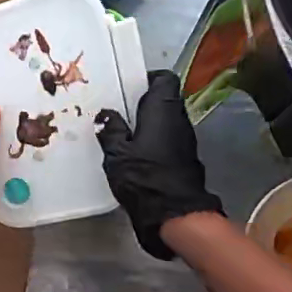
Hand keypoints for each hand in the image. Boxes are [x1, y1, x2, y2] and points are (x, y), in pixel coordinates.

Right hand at [94, 70, 222, 259]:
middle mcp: (179, 119)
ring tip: (123, 134)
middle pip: (164, 100)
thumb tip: (106, 115)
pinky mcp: (184, 159)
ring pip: (165, 122)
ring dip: (148, 125)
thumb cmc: (143, 176)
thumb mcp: (117, 152)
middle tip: (118, 112)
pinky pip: (167, 141)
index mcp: (163, 108)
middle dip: (142, 103)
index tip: (127, 89)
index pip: (164, 79)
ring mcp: (185, 140)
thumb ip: (111, 130)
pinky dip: (153, 142)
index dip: (147, 79)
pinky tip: (135, 155)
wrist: (172, 213)